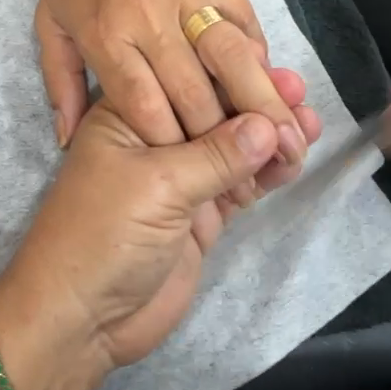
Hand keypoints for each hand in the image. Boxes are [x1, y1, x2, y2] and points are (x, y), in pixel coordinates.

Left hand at [0, 104, 306, 389]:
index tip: (273, 69)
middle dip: (257, 103)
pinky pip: (240, 183)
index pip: (186, 79)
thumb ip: (216, 155)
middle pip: (215, 110)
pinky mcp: (200, 211)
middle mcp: (157, 135)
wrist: (81, 320)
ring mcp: (180, 174)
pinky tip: (293, 161)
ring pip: (234, 146)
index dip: (229, 74)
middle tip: (298, 94)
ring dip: (270, 136)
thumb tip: (269, 124)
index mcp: (130, 112)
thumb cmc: (102, 234)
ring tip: (309, 123)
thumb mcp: (157, 186)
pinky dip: (266, 173)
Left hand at [35, 0, 312, 187]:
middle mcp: (148, 21)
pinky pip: (246, 28)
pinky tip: (267, 86)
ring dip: (257, 106)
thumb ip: (60, 84)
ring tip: (279, 141)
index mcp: (105, 37)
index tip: (189, 180)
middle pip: (192, 95)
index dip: (172, 149)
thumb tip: (66, 142)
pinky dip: (260, 60)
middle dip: (221, 142)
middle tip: (244, 176)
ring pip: (229, 62)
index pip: (145, 107)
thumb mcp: (50, 23)